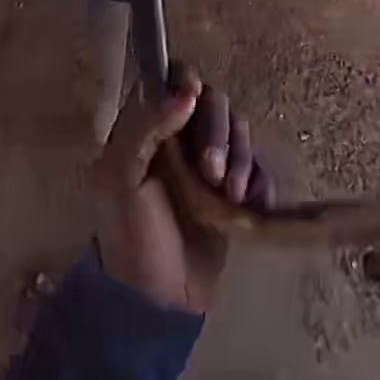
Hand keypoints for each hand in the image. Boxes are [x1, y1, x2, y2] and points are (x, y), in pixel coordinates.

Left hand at [93, 63, 270, 313]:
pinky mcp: (235, 191)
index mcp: (144, 126)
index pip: (168, 79)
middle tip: (212, 171)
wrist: (159, 299)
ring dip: (239, 157)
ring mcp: (208, 163)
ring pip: (238, 132)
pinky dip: (258, 180)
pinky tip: (248, 204)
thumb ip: (145, 127)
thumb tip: (184, 90)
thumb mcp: (121, 178)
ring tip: (230, 195)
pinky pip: (258, 167)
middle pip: (212, 102)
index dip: (186, 81)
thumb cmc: (131, 234)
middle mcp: (178, 136)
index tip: (195, 99)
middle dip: (218, 132)